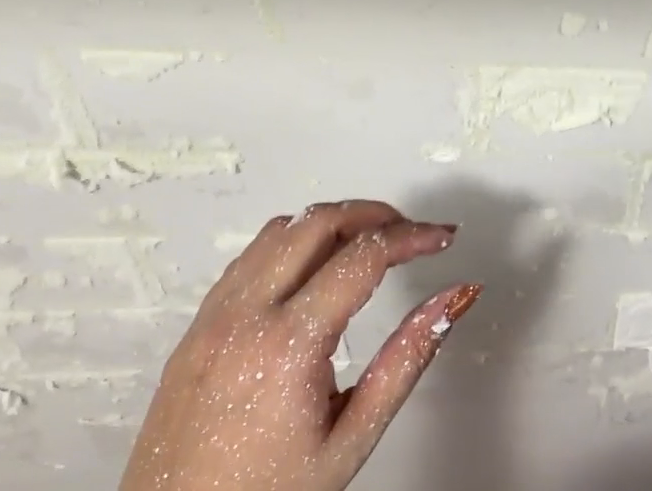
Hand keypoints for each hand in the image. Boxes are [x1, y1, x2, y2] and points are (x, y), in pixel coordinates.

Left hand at [120, 200, 480, 490]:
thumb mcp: (354, 435)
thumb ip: (409, 358)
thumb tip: (457, 296)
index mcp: (288, 344)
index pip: (364, 255)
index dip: (413, 236)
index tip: (444, 237)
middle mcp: (244, 317)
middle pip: (319, 222)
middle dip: (376, 215)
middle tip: (413, 234)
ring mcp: (211, 319)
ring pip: (280, 229)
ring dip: (333, 223)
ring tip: (372, 246)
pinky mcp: (194, 329)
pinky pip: (249, 257)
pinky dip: (294, 243)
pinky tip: (317, 271)